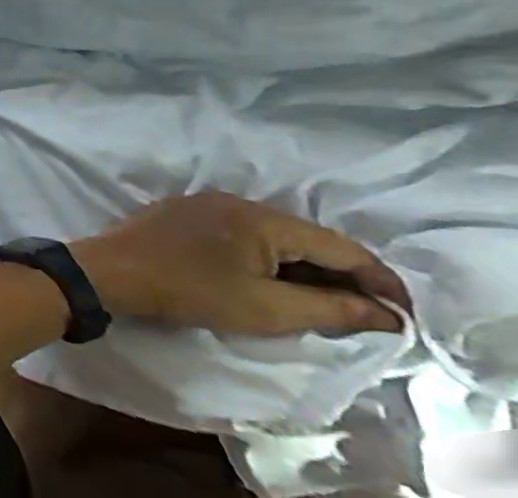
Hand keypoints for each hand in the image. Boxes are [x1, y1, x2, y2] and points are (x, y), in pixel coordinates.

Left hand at [68, 192, 407, 335]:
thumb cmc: (189, 290)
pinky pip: (244, 232)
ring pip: (275, 234)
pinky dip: (268, 257)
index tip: (405, 316)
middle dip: (343, 275)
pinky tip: (271, 281)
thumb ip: (331, 310)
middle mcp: (238, 201)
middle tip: (368, 316)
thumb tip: (388, 314)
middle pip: (308, 237)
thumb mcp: (267, 309)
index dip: (380, 281)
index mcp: (262, 218)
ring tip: (324, 304)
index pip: (341, 245)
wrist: (112, 271)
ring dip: (304, 266)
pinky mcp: (187, 213)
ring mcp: (208, 203)